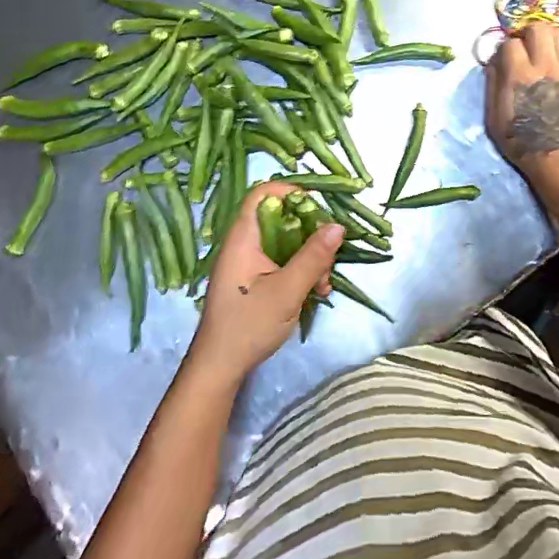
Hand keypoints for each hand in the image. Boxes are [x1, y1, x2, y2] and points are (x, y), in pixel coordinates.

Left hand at [189, 182, 342, 380]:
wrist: (220, 367)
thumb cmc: (248, 325)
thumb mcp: (287, 290)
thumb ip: (313, 257)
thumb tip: (338, 225)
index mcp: (243, 239)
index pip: (263, 195)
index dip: (290, 191)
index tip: (320, 206)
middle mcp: (245, 245)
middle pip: (282, 218)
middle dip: (311, 233)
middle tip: (329, 254)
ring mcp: (250, 263)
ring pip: (288, 243)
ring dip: (311, 257)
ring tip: (324, 283)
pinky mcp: (256, 280)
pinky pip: (285, 262)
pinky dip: (303, 271)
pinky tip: (317, 292)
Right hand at [486, 23, 558, 176]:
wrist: (557, 156)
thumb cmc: (520, 140)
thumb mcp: (493, 117)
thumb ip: (492, 84)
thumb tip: (494, 61)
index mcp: (519, 76)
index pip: (510, 42)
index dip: (505, 48)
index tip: (505, 59)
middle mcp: (545, 66)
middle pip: (538, 28)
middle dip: (527, 34)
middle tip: (525, 49)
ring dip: (548, 39)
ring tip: (543, 53)